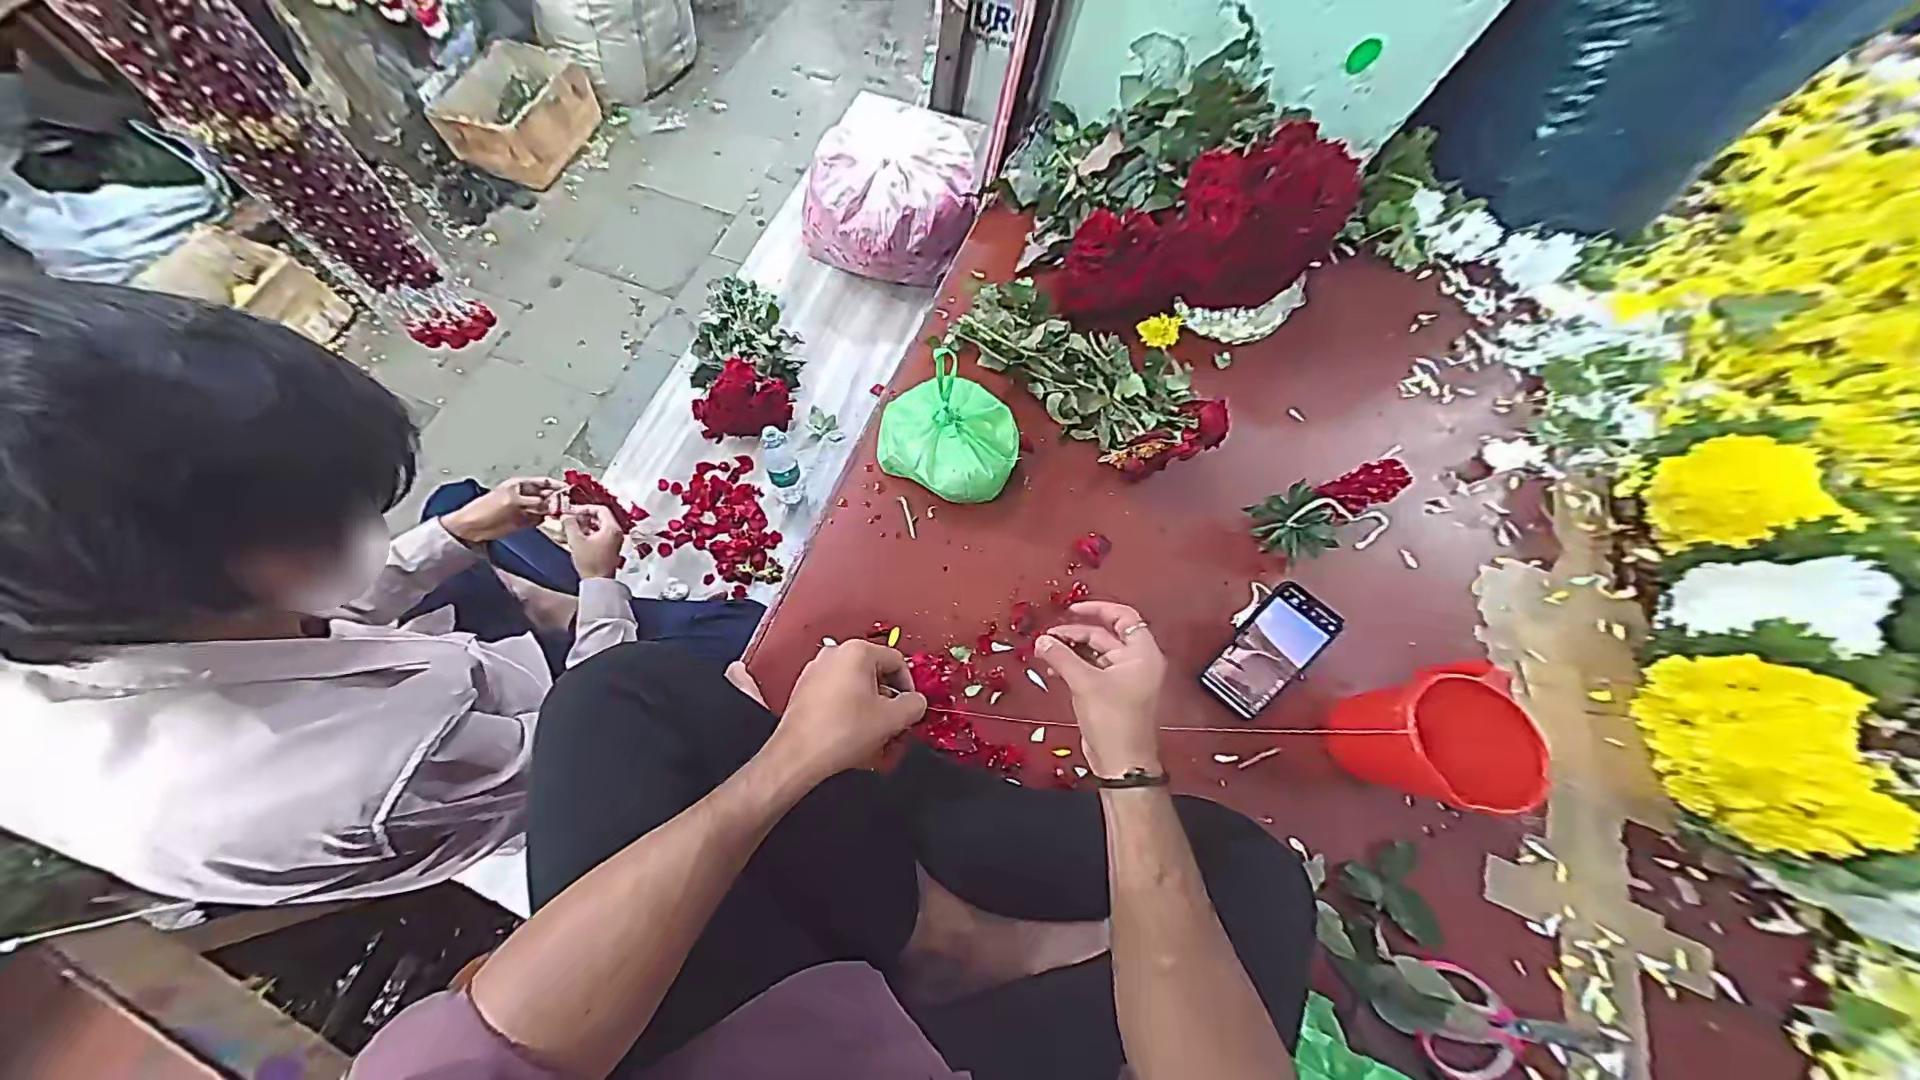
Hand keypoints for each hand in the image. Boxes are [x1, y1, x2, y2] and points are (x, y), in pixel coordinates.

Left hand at [442, 477, 563, 543]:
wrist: (472, 527)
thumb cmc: (486, 509)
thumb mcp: (512, 501)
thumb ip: (535, 501)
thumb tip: (552, 503)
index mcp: (521, 485)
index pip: (545, 482)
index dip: (558, 485)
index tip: (571, 490)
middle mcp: (527, 495)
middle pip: (549, 495)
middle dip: (560, 499)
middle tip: (571, 505)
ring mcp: (527, 508)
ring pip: (548, 507)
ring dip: (556, 510)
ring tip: (566, 513)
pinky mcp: (527, 520)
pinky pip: (543, 518)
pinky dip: (550, 519)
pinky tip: (556, 520)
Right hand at [563, 505, 625, 578]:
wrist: (599, 581)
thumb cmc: (590, 561)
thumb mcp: (576, 541)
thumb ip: (570, 525)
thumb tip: (565, 515)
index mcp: (612, 528)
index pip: (600, 509)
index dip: (585, 508)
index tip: (572, 512)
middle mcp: (616, 532)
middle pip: (600, 517)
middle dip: (583, 517)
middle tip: (569, 519)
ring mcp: (614, 540)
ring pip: (599, 526)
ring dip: (585, 525)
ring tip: (570, 528)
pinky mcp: (610, 547)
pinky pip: (600, 534)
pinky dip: (589, 533)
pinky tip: (576, 537)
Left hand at [770, 641, 926, 784]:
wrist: (798, 756)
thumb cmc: (842, 732)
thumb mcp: (892, 719)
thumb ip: (914, 705)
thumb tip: (916, 702)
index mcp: (857, 651)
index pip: (897, 662)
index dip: (909, 687)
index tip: (910, 707)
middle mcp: (835, 653)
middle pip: (876, 674)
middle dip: (888, 701)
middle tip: (894, 724)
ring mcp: (817, 670)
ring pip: (856, 686)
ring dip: (870, 708)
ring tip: (875, 734)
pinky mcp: (805, 688)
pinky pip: (838, 694)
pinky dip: (850, 710)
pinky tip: (853, 734)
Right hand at [1037, 601, 1167, 778]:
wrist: (1120, 762)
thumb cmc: (1113, 719)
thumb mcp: (1085, 683)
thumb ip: (1061, 656)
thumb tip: (1041, 640)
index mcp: (1142, 654)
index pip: (1124, 617)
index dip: (1097, 609)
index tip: (1072, 610)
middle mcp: (1136, 661)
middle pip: (1105, 634)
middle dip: (1075, 633)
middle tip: (1049, 637)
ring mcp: (1124, 677)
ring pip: (1094, 651)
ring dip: (1070, 650)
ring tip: (1045, 651)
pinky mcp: (1111, 691)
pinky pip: (1091, 668)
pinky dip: (1073, 665)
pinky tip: (1053, 668)